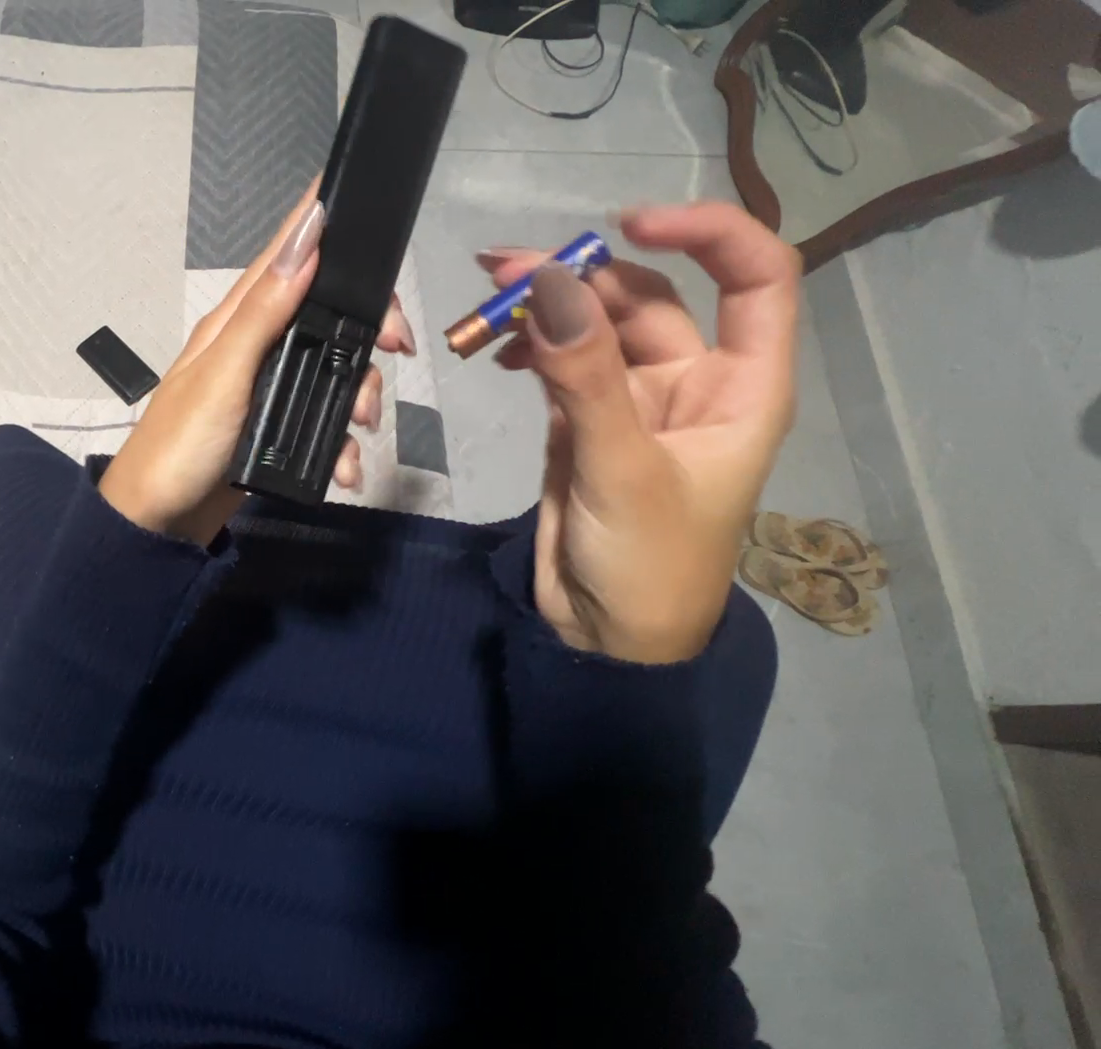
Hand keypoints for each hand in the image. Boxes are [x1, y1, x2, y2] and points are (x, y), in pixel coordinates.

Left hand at [99, 185, 411, 544]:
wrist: (160, 522)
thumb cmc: (180, 445)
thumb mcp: (223, 374)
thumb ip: (263, 312)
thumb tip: (307, 237)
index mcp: (237, 322)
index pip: (285, 259)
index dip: (324, 231)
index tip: (372, 226)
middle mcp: (256, 348)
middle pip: (327, 318)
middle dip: (367, 333)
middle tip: (397, 352)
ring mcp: (267, 392)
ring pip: (332, 373)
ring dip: (357, 397)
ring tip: (361, 427)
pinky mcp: (275, 431)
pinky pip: (320, 424)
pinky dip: (339, 444)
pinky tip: (343, 468)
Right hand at [481, 202, 800, 663]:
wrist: (606, 632)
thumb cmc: (649, 559)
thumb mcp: (621, 467)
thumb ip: (586, 377)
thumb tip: (548, 285)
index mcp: (740, 385)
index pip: (753, 278)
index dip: (705, 234)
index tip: (624, 224)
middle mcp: (691, 383)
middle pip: (645, 300)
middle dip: (579, 279)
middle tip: (503, 269)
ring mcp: (631, 403)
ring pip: (591, 331)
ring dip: (543, 311)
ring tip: (486, 303)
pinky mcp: (581, 427)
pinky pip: (557, 368)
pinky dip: (528, 351)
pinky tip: (496, 352)